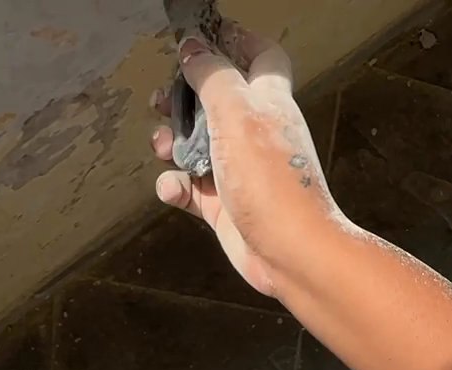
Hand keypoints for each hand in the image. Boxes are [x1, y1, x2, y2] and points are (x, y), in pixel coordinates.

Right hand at [150, 21, 339, 296]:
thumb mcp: (237, 113)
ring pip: (197, 147)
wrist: (290, 252)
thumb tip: (193, 47)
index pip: (261, 58)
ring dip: (172, 143)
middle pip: (215, 103)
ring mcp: (239, 173)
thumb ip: (211, 75)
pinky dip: (176, 186)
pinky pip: (191, 189)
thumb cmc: (272, 181)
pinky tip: (173, 188)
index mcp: (269, 103)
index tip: (203, 35)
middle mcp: (255, 136)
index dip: (236, 41)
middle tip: (161, 100)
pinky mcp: (225, 207)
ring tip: (163, 146)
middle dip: (183, 98)